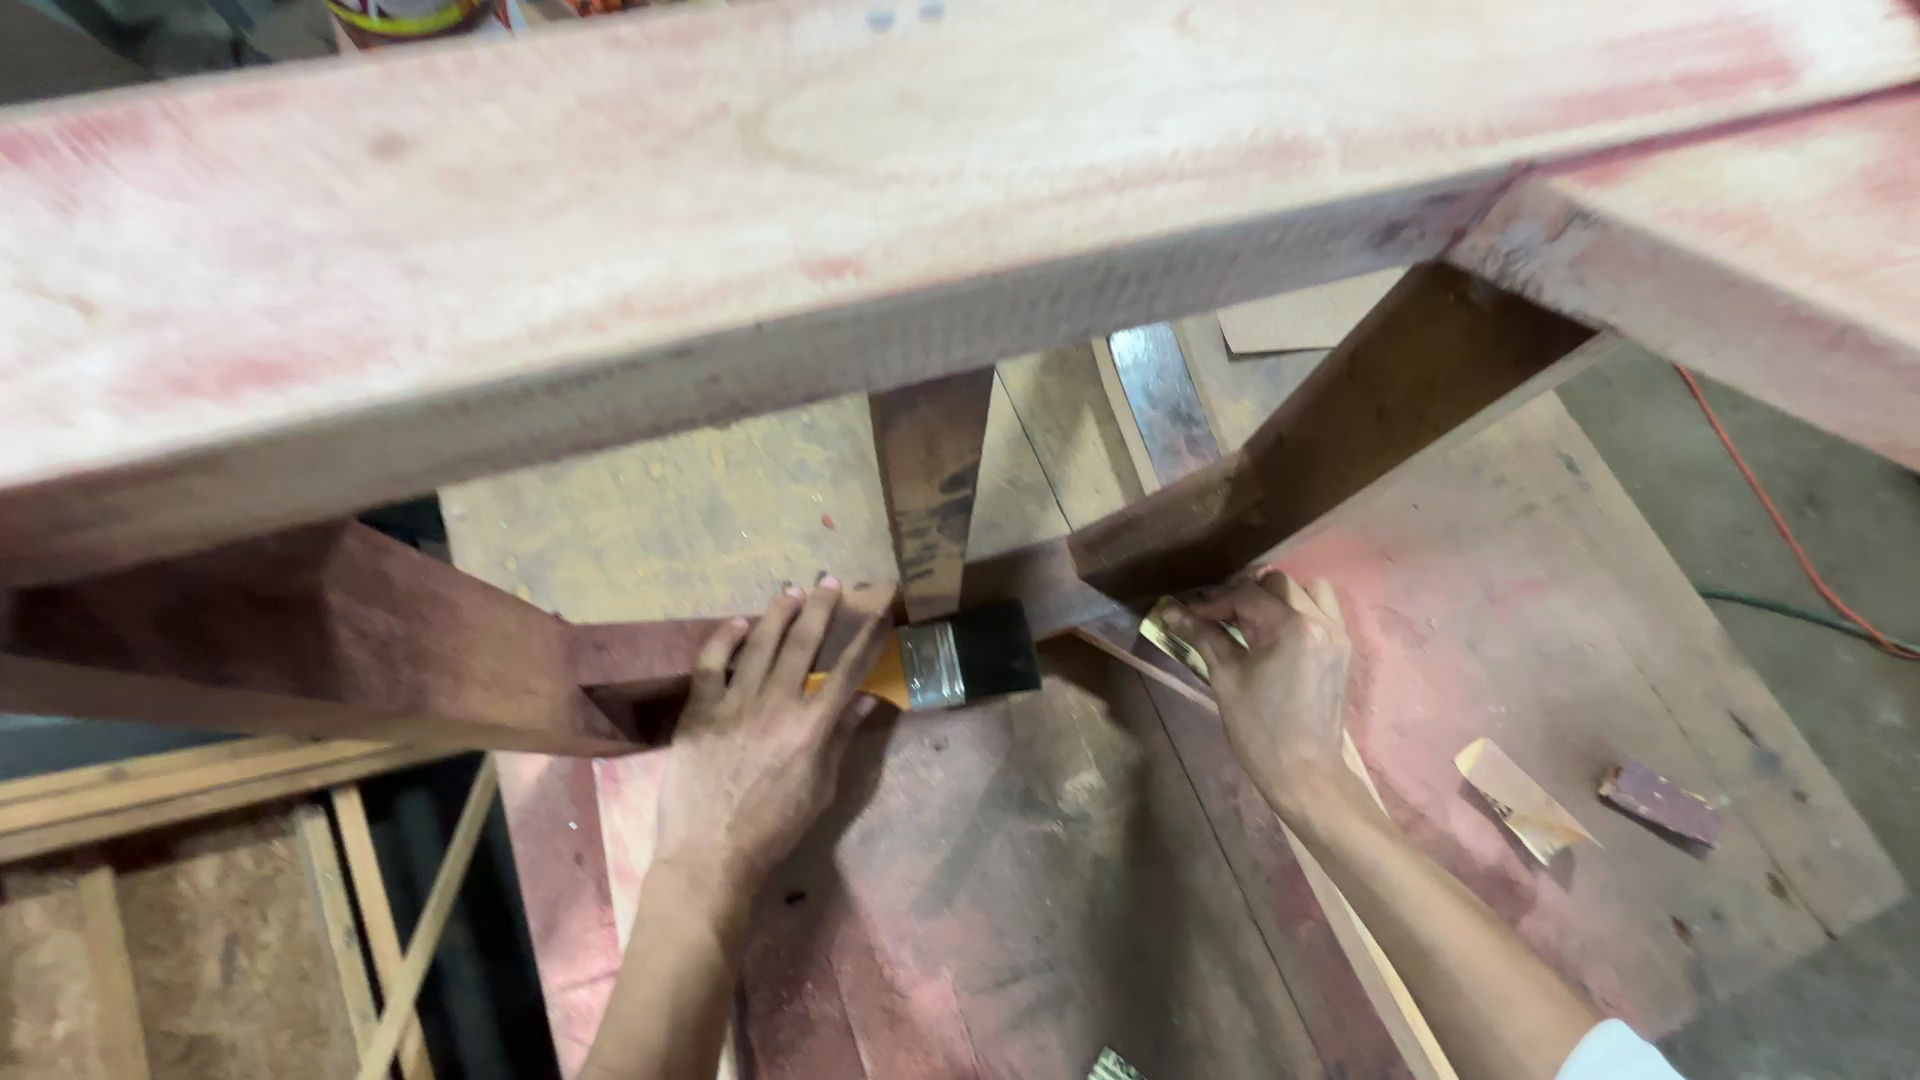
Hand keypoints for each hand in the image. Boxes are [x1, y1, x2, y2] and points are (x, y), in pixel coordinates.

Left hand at [652, 578, 893, 900]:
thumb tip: (863, 698)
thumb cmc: (775, 828)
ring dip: (778, 614)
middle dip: (821, 609)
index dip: (866, 637)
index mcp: (811, 727)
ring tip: (792, 591)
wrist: (709, 855)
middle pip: (804, 645)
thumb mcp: (822, 789)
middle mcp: (776, 705)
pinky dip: (725, 639)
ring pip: (761, 645)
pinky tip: (738, 623)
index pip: (847, 670)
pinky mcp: (699, 711)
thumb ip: (841, 738)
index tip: (878, 609)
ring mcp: (734, 704)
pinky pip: (712, 664)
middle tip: (829, 581)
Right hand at [1165, 571, 1359, 816]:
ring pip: (1308, 590)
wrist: (1304, 772)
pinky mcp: (1343, 650)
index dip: (1213, 603)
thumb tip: (1170, 610)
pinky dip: (1300, 611)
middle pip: (1278, 584)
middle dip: (1245, 595)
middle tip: (1219, 619)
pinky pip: (1324, 611)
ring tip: (1253, 622)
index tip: (1190, 617)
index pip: (1246, 595)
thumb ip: (1203, 635)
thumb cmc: (1259, 727)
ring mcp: (1338, 635)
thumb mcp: (1226, 677)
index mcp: (1292, 627)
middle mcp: (1321, 622)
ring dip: (1278, 597)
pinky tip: (1277, 634)